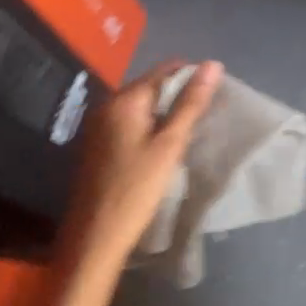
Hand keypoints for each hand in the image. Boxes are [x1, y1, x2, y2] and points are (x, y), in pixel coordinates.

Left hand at [79, 58, 223, 259]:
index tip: (211, 98)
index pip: (165, 69)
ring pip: (141, 106)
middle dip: (178, 97)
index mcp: (124, 99)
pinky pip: (129, 123)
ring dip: (164, 114)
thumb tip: (213, 63)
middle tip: (201, 118)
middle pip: (152, 86)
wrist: (92, 242)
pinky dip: (148, 128)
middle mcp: (107, 105)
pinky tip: (161, 149)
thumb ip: (191, 103)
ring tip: (186, 133)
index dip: (191, 78)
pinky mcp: (97, 146)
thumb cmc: (135, 191)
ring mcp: (98, 126)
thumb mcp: (170, 145)